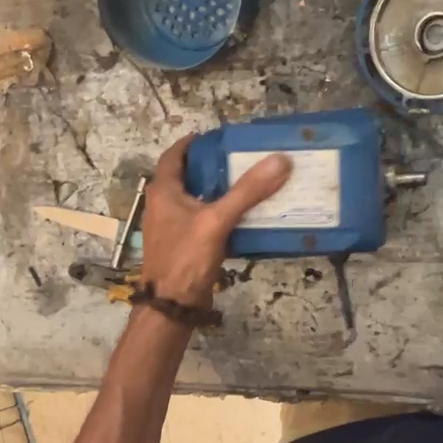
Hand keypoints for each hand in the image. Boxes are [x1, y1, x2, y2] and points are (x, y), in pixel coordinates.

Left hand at [142, 136, 291, 306]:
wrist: (173, 305)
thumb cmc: (186, 258)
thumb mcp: (217, 221)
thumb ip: (247, 192)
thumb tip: (279, 161)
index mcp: (164, 192)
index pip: (173, 156)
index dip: (192, 144)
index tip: (215, 137)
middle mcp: (164, 206)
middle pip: (188, 178)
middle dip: (212, 168)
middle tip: (241, 160)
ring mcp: (173, 229)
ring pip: (198, 202)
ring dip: (219, 193)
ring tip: (248, 185)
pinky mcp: (185, 247)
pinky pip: (205, 223)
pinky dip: (222, 217)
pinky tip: (245, 218)